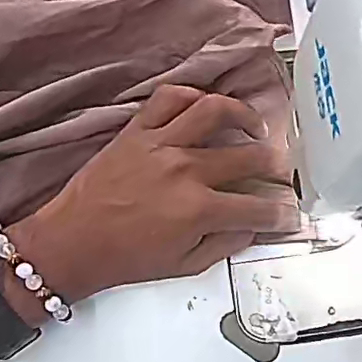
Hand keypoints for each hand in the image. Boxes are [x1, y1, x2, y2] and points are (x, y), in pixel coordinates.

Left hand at [9, 85, 298, 300]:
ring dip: (244, 115)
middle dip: (276, 164)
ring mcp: (160, 145)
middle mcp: (185, 171)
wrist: (73, 243)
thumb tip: (251, 227)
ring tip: (254, 126)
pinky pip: (170, 98)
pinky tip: (205, 108)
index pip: (257, 207)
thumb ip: (225, 244)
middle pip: (248, 156)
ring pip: (214, 111)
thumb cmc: (125, 258)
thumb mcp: (184, 265)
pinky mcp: (136, 131)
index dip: (281, 212)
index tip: (288, 212)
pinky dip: (193, 96)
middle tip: (281, 169)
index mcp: (198, 210)